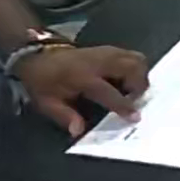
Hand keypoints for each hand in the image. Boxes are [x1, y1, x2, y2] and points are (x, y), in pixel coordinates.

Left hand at [14, 45, 149, 136]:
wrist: (38, 56)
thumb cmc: (44, 82)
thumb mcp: (47, 102)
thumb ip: (65, 116)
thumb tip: (78, 131)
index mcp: (82, 77)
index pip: (109, 92)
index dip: (124, 106)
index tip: (135, 117)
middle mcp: (100, 62)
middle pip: (133, 70)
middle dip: (139, 86)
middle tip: (135, 98)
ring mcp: (107, 53)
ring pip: (137, 60)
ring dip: (141, 76)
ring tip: (133, 87)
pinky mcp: (111, 49)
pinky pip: (133, 56)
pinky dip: (137, 68)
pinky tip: (129, 77)